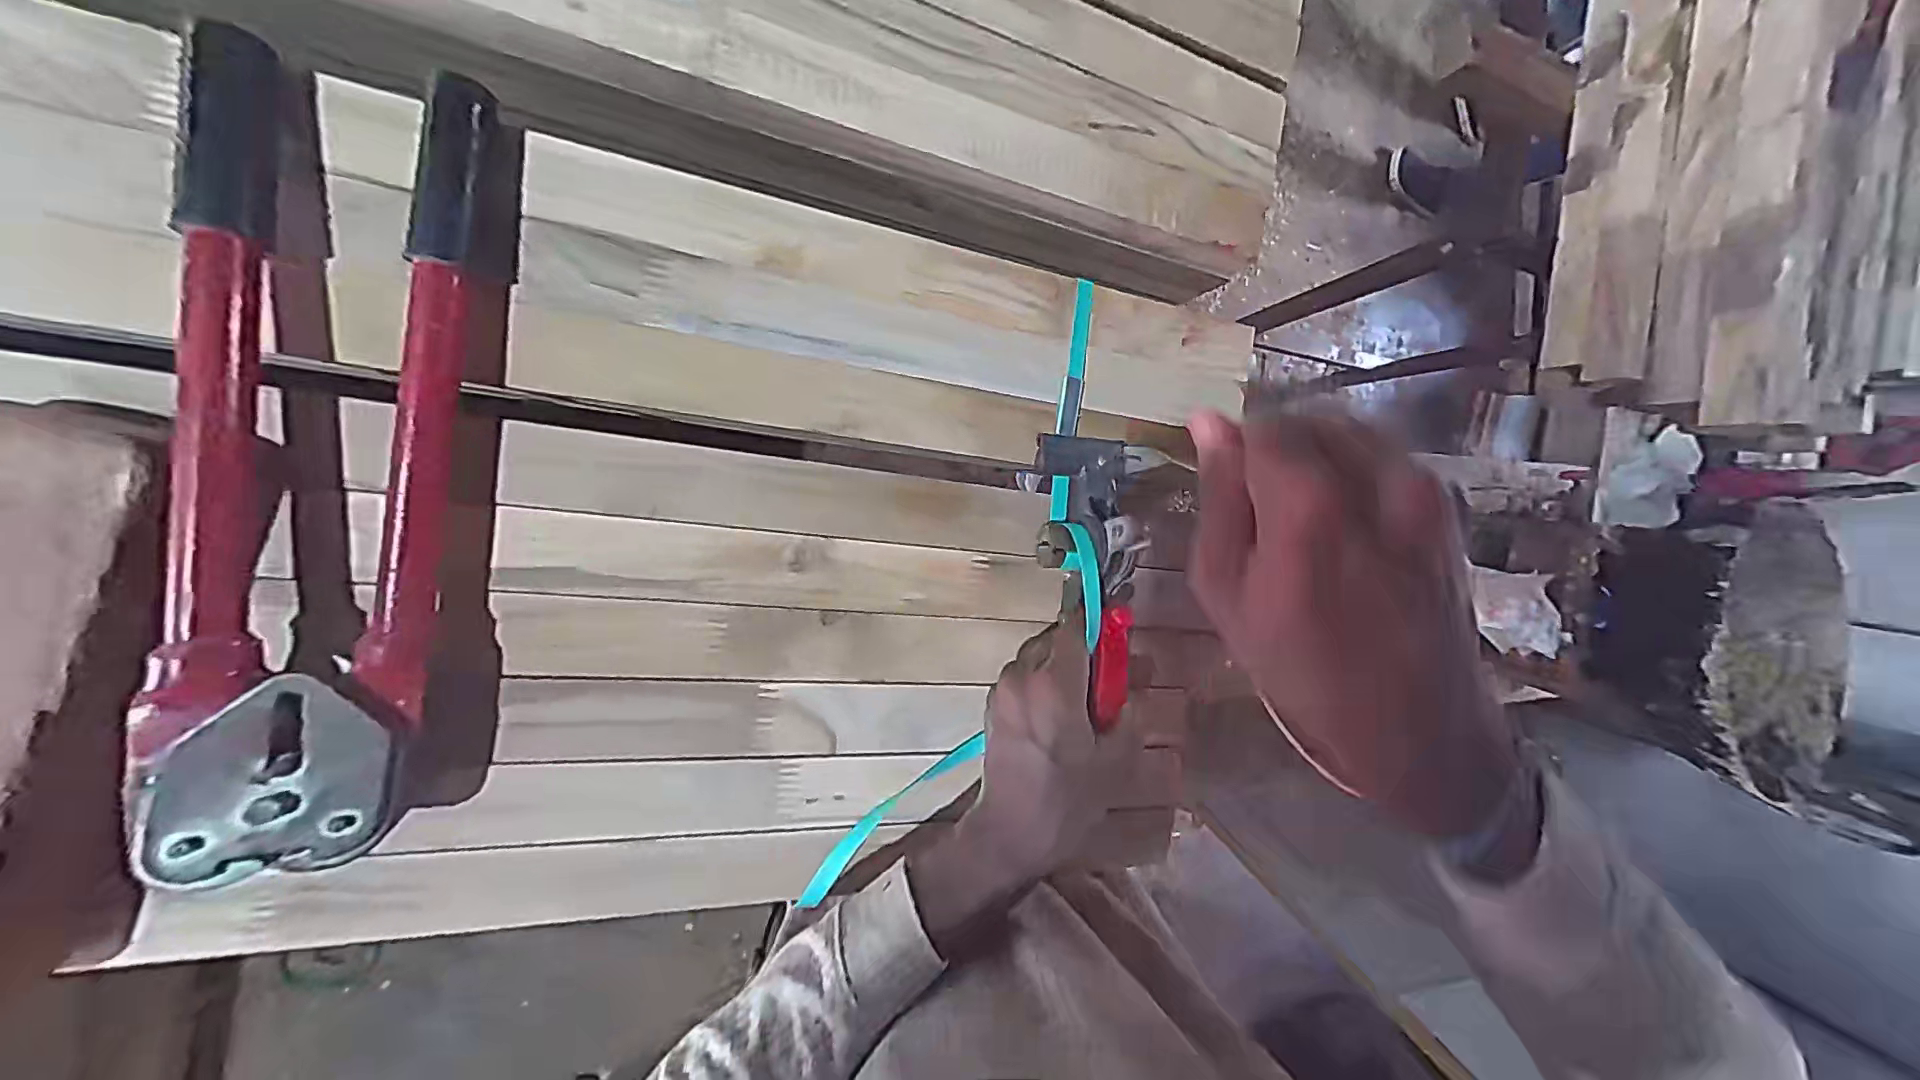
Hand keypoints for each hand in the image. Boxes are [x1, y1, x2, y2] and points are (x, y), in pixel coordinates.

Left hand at [909, 616, 1141, 954]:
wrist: (1010, 831)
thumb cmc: (1067, 798)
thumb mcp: (1116, 759)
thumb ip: (1129, 707)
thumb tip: (1135, 672)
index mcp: (1053, 684)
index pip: (1075, 626)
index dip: (1100, 618)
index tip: (1120, 617)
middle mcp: (1021, 676)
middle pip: (1057, 638)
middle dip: (1086, 647)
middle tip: (1113, 671)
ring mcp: (1002, 689)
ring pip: (1038, 656)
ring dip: (1064, 664)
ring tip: (1088, 697)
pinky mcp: (993, 703)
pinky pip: (1024, 676)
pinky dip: (1045, 680)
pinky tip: (1061, 712)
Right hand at [1187, 408, 1519, 837]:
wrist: (1411, 725)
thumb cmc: (1297, 666)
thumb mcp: (1225, 590)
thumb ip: (1218, 499)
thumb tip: (1208, 425)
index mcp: (1306, 506)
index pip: (1263, 427)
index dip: (1236, 446)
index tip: (1224, 478)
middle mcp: (1373, 480)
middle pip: (1308, 421)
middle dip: (1273, 448)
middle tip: (1255, 504)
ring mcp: (1420, 489)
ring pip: (1348, 433)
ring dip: (1312, 456)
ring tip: (1295, 512)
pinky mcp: (1444, 505)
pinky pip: (1383, 457)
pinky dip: (1349, 471)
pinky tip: (1338, 520)